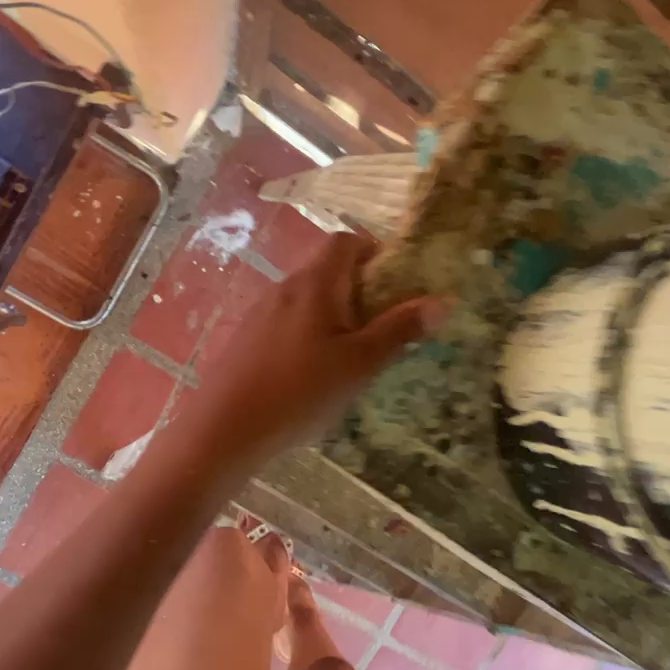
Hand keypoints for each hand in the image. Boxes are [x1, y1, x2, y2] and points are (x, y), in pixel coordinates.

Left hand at [167, 233, 442, 473]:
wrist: (227, 428)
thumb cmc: (301, 391)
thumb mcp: (359, 364)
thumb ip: (399, 330)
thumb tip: (442, 301)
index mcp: (316, 283)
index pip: (347, 241)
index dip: (375, 251)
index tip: (397, 283)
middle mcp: (285, 287)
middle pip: (328, 270)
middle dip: (360, 291)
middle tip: (382, 329)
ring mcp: (261, 312)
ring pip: (308, 300)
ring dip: (334, 317)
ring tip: (351, 358)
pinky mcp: (247, 339)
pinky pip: (288, 324)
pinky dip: (309, 336)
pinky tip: (312, 376)